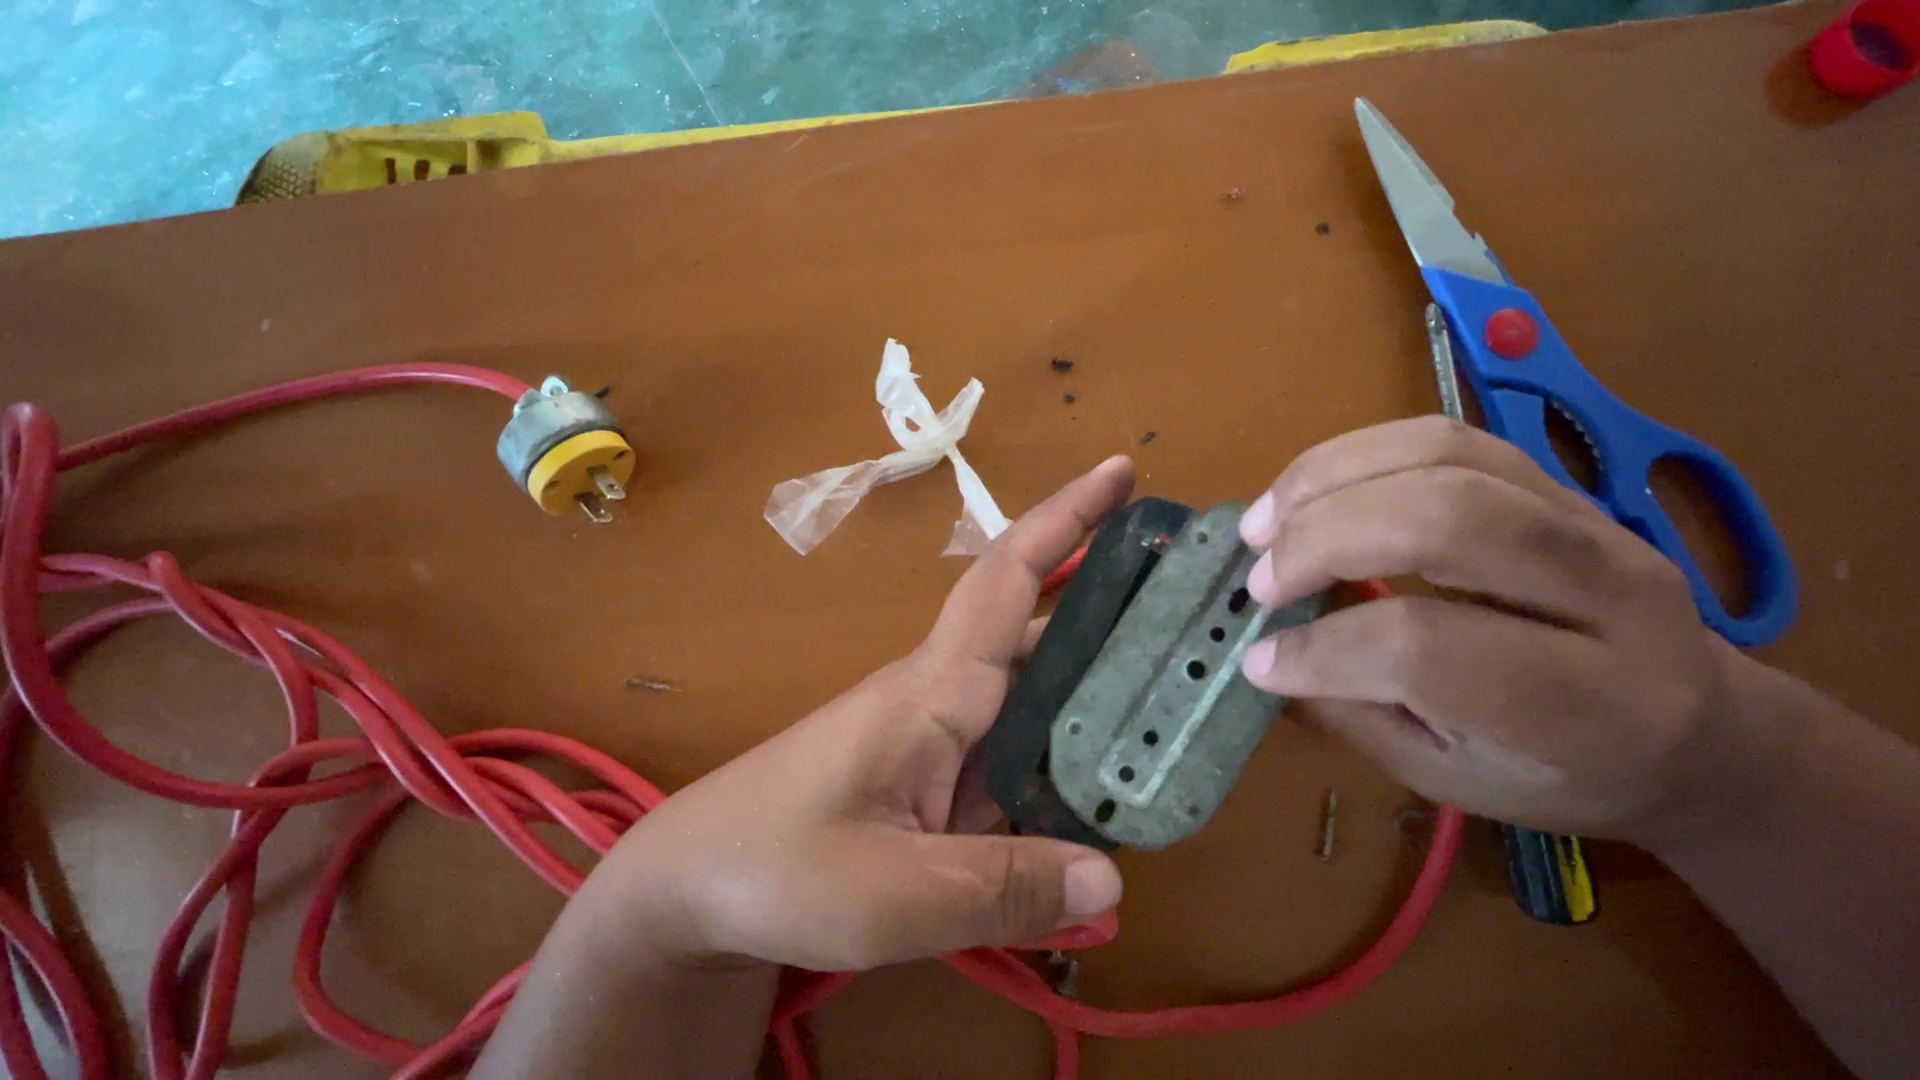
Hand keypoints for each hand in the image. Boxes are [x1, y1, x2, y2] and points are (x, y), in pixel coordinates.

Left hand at [583, 457, 1135, 971]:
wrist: (689, 889)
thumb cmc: (774, 870)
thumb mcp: (893, 895)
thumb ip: (1002, 887)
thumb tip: (1112, 876)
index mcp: (933, 692)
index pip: (1008, 582)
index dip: (1065, 521)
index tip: (1122, 473)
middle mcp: (941, 697)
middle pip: (1040, 637)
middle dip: (1113, 610)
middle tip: (1202, 611)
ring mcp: (934, 737)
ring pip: (1032, 701)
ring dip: (1097, 693)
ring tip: (1181, 699)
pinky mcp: (926, 779)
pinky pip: (1010, 755)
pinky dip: (1061, 761)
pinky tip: (1105, 793)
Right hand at [1235, 417, 1745, 841]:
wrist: (1698, 728)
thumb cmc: (1565, 775)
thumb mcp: (1457, 779)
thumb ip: (1361, 715)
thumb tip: (1265, 658)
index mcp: (1589, 704)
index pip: (1428, 646)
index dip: (1324, 649)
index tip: (1262, 660)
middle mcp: (1608, 592)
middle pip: (1446, 520)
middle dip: (1323, 541)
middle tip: (1259, 582)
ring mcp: (1589, 518)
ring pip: (1442, 455)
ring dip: (1327, 480)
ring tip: (1264, 524)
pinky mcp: (1554, 480)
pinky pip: (1445, 437)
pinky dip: (1356, 456)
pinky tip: (1308, 492)